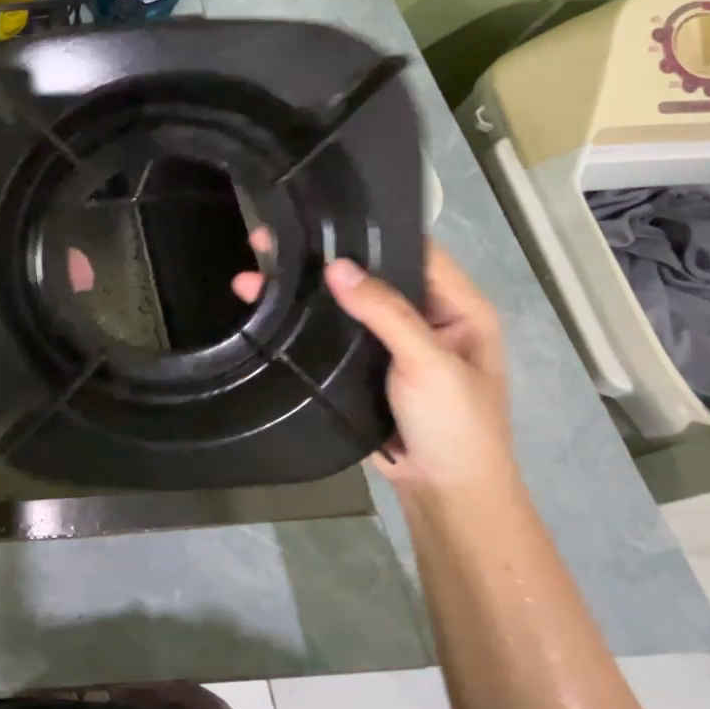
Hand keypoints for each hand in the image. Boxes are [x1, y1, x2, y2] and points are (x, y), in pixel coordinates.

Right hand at [233, 235, 515, 495]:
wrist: (444, 492)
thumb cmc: (456, 424)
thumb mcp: (429, 364)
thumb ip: (386, 312)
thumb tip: (336, 266)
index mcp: (457, 307)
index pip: (414, 251)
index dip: (371, 232)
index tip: (321, 216)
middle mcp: (424, 315)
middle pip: (369, 274)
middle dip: (319, 257)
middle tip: (267, 240)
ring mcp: (390, 341)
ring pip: (342, 303)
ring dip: (301, 288)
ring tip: (251, 272)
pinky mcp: (361, 364)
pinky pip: (329, 332)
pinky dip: (299, 319)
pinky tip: (263, 307)